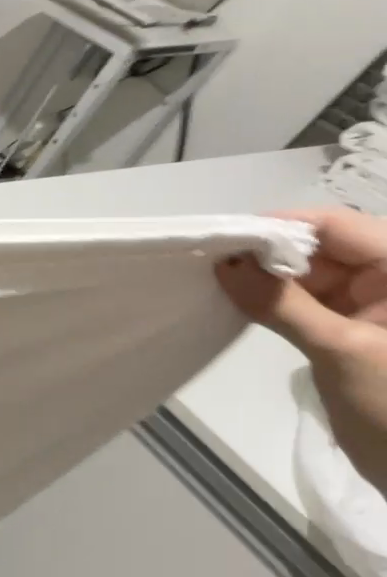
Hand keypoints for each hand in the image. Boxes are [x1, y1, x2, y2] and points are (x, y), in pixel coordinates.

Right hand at [217, 207, 386, 491]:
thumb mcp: (342, 350)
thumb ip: (282, 303)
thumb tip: (225, 262)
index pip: (340, 225)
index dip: (282, 226)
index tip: (222, 240)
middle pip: (324, 244)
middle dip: (267, 251)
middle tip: (207, 262)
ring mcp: (376, 304)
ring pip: (311, 271)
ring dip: (264, 276)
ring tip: (214, 281)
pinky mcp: (355, 327)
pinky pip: (307, 298)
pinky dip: (272, 298)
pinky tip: (237, 302)